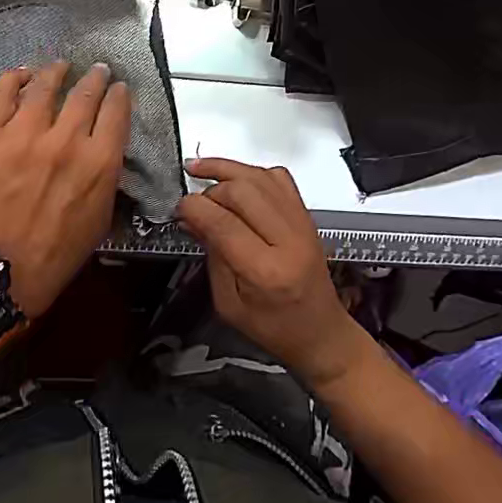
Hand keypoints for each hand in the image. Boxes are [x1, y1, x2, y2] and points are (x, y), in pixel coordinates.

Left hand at [0, 61, 131, 318]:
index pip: (115, 111)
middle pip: (85, 93)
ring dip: (56, 71)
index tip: (118, 88)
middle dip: (95, 78)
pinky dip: (12, 80)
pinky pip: (0, 96)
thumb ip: (106, 175)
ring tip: (60, 67)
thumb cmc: (58, 251)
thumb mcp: (101, 216)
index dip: (119, 94)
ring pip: (44, 86)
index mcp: (98, 163)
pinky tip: (22, 75)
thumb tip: (104, 144)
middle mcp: (64, 141)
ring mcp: (23, 136)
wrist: (2, 269)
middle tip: (97, 71)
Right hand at [176, 158, 368, 388]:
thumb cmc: (273, 327)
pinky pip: (278, 178)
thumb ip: (211, 254)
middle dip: (210, 190)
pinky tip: (235, 179)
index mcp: (266, 271)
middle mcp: (289, 240)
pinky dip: (252, 172)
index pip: (223, 222)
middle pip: (242, 191)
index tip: (179, 209)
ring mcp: (302, 224)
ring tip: (200, 169)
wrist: (322, 333)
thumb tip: (190, 217)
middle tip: (195, 204)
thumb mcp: (228, 302)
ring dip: (226, 170)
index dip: (194, 207)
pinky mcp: (307, 216)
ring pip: (260, 177)